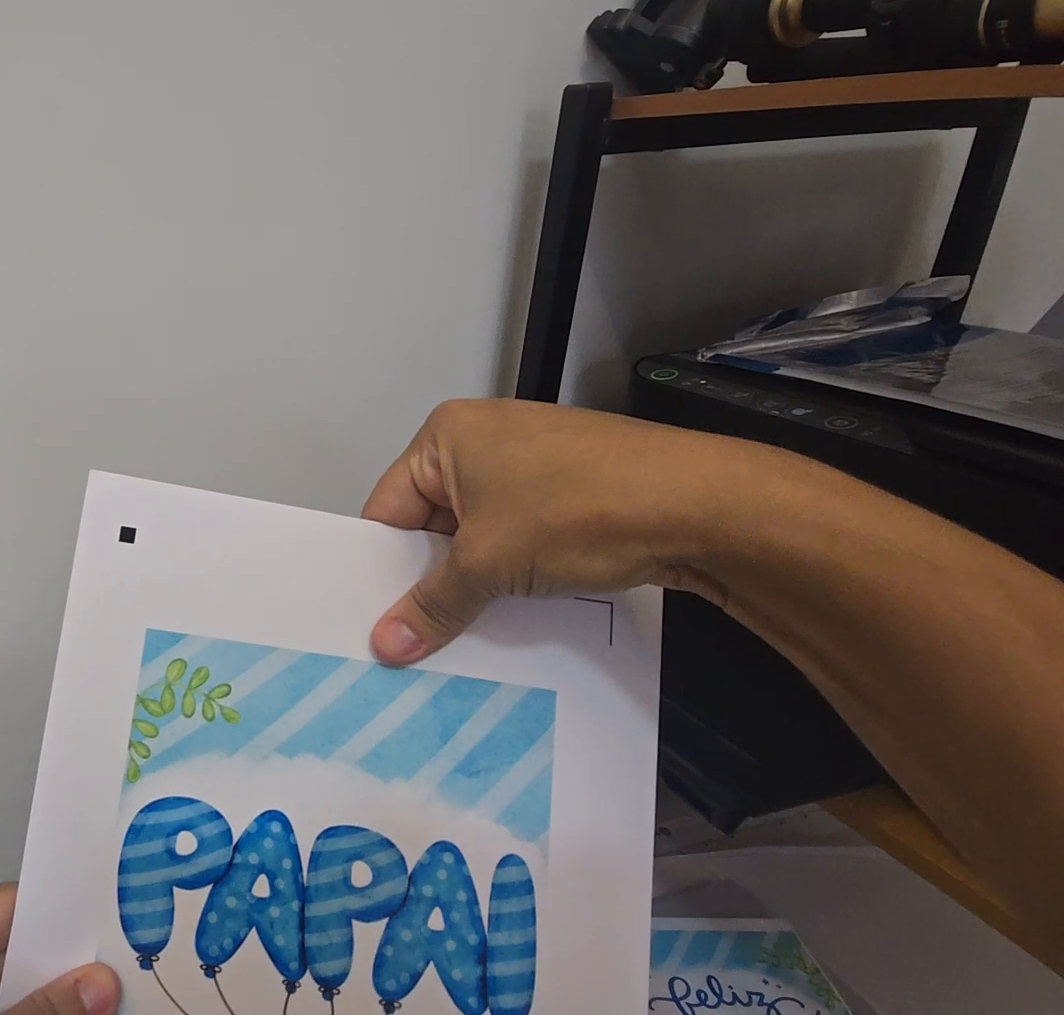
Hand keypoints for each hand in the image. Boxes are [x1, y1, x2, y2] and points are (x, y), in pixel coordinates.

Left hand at [0, 883, 120, 1014]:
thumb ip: (40, 1012)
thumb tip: (103, 983)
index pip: (0, 909)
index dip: (56, 913)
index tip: (109, 912)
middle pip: (11, 951)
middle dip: (63, 963)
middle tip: (122, 959)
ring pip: (12, 988)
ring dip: (57, 996)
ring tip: (112, 991)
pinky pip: (2, 1013)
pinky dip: (37, 1014)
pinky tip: (83, 1013)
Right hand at [362, 399, 755, 663]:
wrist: (709, 506)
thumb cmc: (576, 512)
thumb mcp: (489, 563)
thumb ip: (432, 605)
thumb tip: (384, 648)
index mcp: (446, 434)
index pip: (388, 507)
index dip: (379, 564)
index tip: (372, 615)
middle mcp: (482, 436)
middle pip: (431, 520)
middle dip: (428, 575)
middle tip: (410, 633)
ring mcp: (531, 459)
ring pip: (476, 531)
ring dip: (471, 578)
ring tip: (458, 629)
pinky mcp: (571, 483)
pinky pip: (516, 531)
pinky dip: (509, 568)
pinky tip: (510, 607)